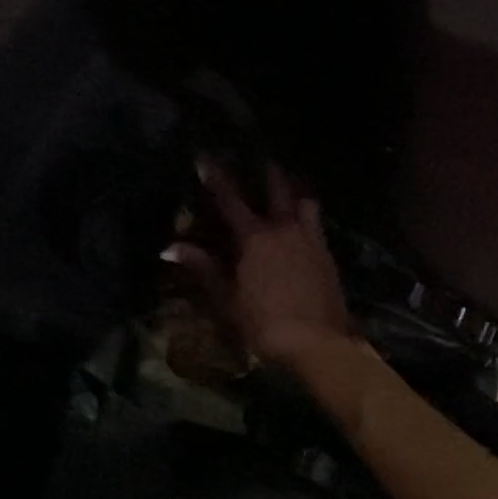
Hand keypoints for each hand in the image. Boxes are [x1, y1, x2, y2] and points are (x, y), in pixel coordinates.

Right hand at [165, 159, 354, 370]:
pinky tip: (306, 221)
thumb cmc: (264, 323)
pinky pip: (317, 221)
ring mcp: (309, 237)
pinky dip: (308, 214)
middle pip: (276, 188)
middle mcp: (283, 227)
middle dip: (267, 171)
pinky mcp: (327, 252)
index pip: (230, 199)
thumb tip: (170, 246)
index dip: (216, 178)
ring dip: (295, 190)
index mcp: (254, 237)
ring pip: (304, 200)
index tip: (205, 158)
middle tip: (261, 157)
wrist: (318, 341)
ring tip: (291, 184)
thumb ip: (203, 269)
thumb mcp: (227, 300)